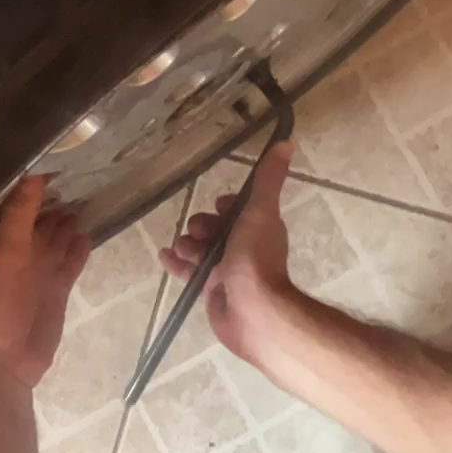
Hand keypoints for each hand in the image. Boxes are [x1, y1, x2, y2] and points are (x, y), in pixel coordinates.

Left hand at [0, 176, 91, 387]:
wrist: (2, 361)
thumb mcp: (6, 255)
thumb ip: (19, 217)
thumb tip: (33, 176)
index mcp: (0, 245)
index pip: (18, 209)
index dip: (33, 190)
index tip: (55, 165)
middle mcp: (20, 257)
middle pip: (40, 224)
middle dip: (55, 205)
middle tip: (78, 178)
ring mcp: (39, 275)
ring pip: (57, 243)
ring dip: (68, 226)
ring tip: (87, 201)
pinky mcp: (56, 293)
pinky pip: (69, 265)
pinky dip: (78, 251)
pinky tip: (89, 236)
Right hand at [157, 142, 301, 363]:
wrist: (252, 310)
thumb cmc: (256, 257)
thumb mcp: (261, 211)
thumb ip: (269, 179)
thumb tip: (287, 142)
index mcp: (259, 227)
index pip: (237, 208)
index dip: (225, 205)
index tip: (218, 205)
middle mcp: (244, 247)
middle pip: (213, 227)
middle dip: (200, 226)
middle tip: (199, 234)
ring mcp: (226, 269)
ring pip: (199, 248)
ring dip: (187, 244)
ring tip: (184, 250)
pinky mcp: (211, 290)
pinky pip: (188, 271)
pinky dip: (176, 263)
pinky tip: (164, 257)